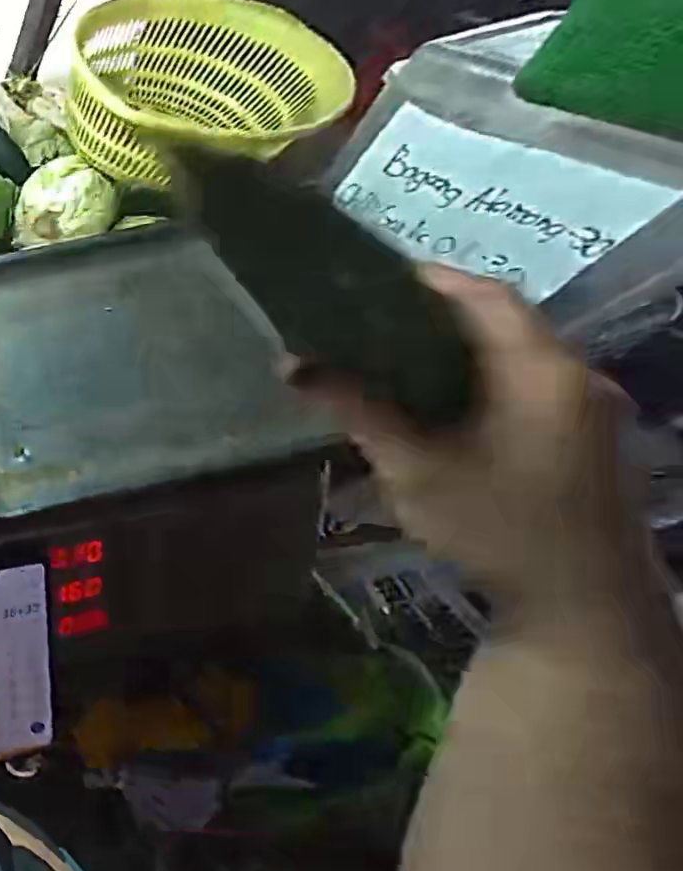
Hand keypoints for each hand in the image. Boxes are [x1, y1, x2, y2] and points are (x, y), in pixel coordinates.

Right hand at [295, 266, 643, 607]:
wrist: (579, 596)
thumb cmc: (494, 522)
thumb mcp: (412, 463)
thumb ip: (355, 409)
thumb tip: (292, 364)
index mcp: (543, 374)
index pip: (489, 300)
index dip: (432, 280)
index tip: (372, 274)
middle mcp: (573, 378)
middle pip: (499, 324)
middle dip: (429, 313)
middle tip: (360, 313)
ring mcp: (580, 408)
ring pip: (506, 355)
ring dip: (444, 346)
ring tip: (377, 349)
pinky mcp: (573, 435)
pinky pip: (514, 384)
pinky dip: (463, 374)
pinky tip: (421, 394)